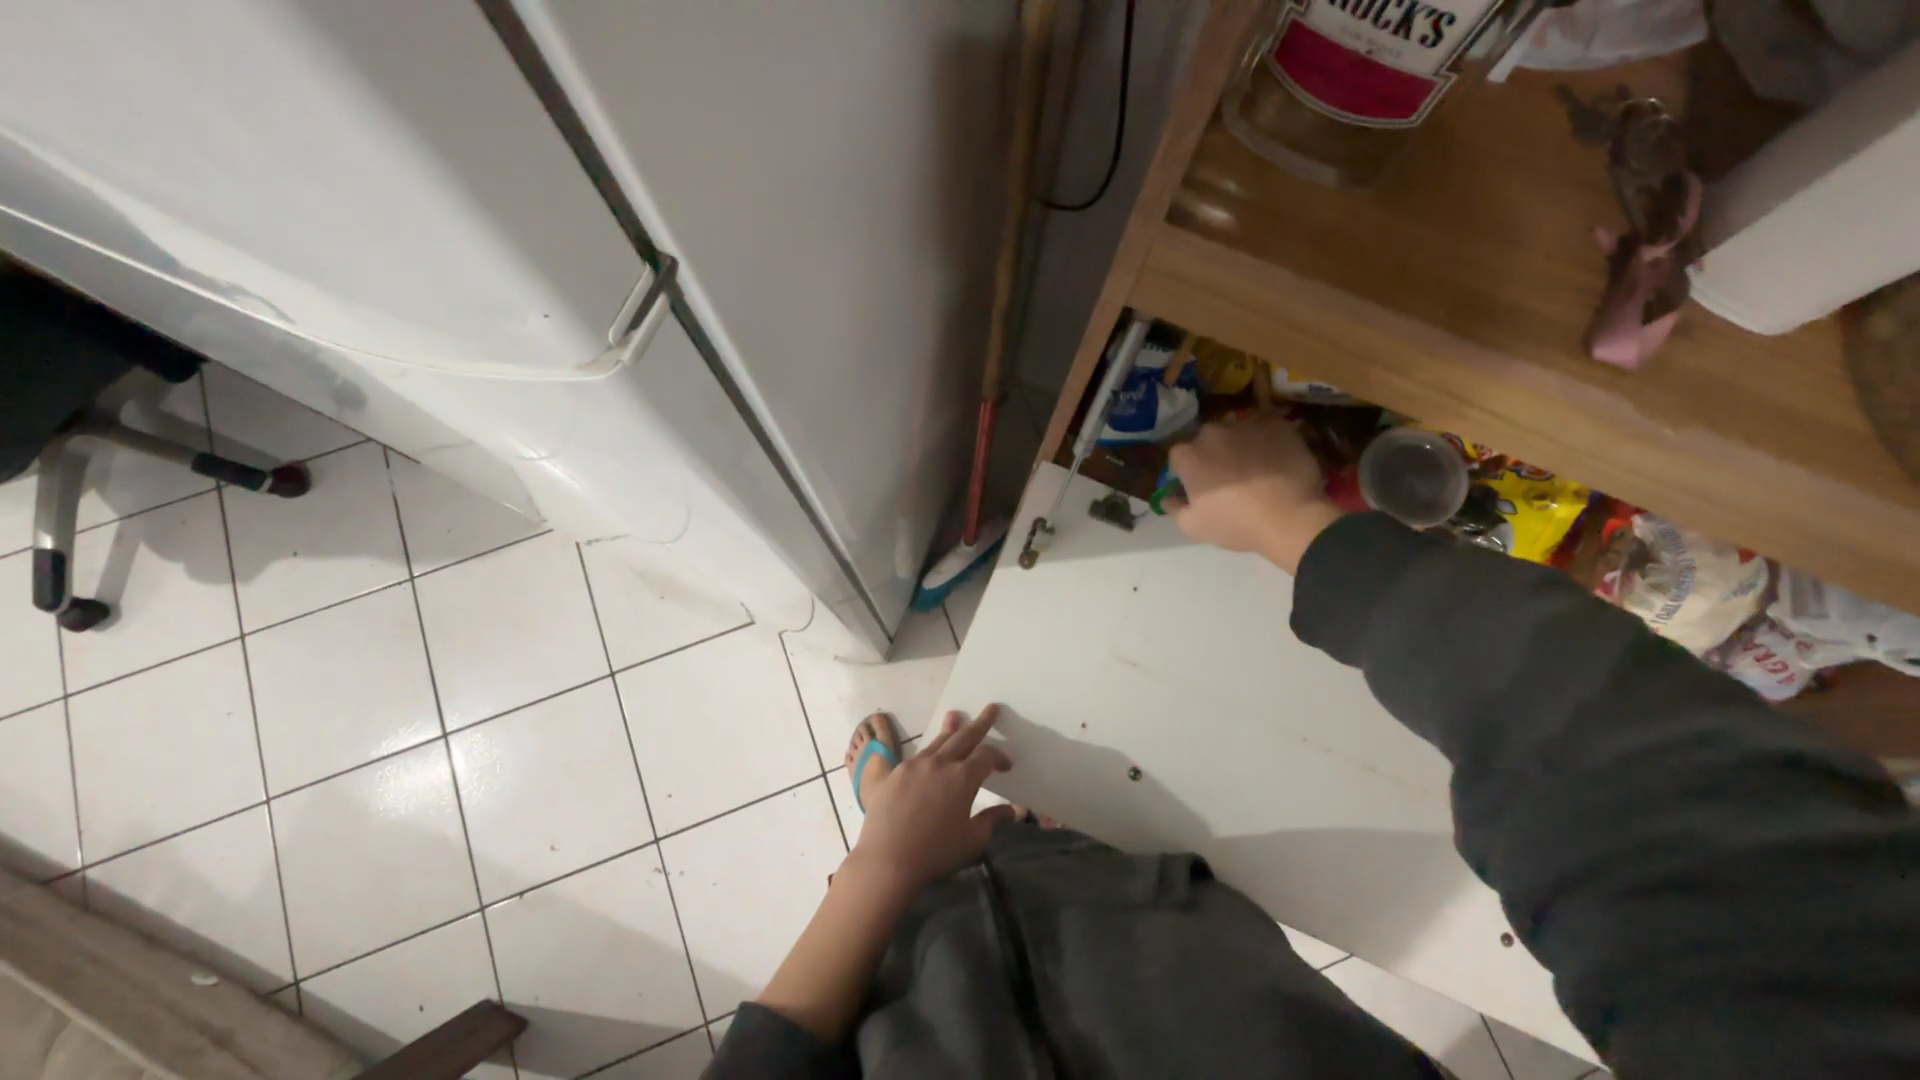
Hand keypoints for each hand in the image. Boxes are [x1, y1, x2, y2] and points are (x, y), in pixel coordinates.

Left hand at [849, 705, 1016, 895]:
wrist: (887, 860)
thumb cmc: (935, 853)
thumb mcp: (972, 840)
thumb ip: (992, 820)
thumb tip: (1013, 810)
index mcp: (962, 778)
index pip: (987, 756)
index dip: (999, 757)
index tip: (1007, 766)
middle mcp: (939, 764)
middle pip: (964, 737)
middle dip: (980, 723)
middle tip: (991, 708)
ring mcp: (912, 766)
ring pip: (936, 742)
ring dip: (949, 729)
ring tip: (955, 716)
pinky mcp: (892, 775)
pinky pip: (914, 758)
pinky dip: (926, 753)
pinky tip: (926, 756)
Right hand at [1165, 412, 1345, 572]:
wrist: (1289, 518)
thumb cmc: (1235, 524)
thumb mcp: (1193, 527)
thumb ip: (1174, 508)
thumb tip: (1168, 497)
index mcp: (1188, 456)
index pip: (1179, 458)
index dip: (1187, 472)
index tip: (1198, 487)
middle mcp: (1211, 432)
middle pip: (1207, 440)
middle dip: (1213, 454)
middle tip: (1228, 477)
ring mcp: (1245, 424)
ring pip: (1236, 431)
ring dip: (1240, 444)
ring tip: (1256, 467)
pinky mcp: (1276, 423)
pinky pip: (1266, 427)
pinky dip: (1267, 438)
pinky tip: (1276, 458)